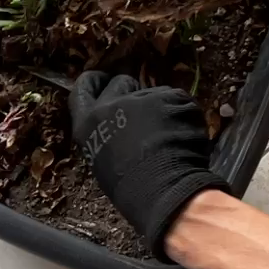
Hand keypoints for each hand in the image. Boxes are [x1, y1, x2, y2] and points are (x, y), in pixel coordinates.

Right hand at [70, 72, 226, 255]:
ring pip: (154, 94)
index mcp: (89, 121)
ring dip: (160, 108)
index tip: (102, 81)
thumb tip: (118, 125)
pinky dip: (182, 115)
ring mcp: (144, 98)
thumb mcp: (102, 158)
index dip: (94, 82)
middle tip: (142, 116)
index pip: (84, 87)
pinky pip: (178, 101)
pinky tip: (184, 136)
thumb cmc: (128, 186)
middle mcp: (113, 103)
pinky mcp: (171, 99)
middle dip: (131, 94)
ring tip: (168, 135)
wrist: (161, 187)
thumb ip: (106, 133)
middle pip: (121, 83)